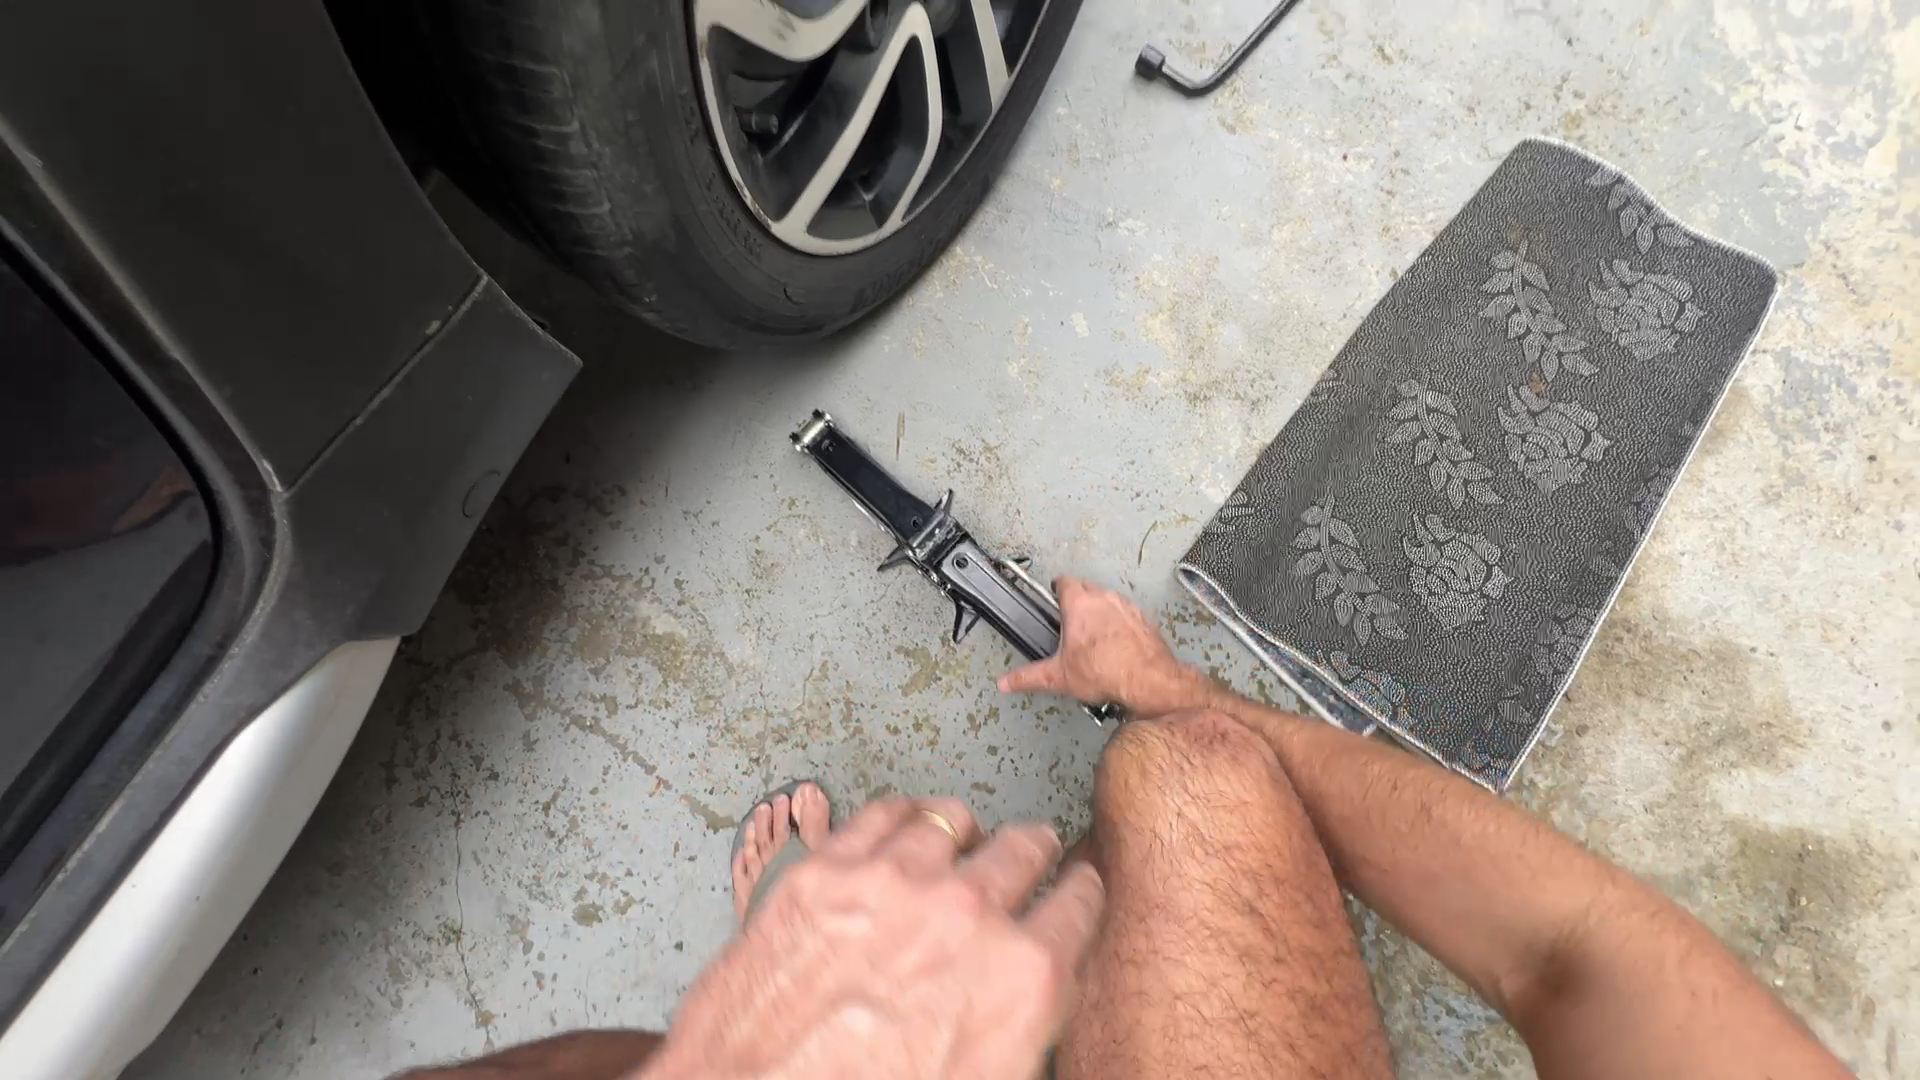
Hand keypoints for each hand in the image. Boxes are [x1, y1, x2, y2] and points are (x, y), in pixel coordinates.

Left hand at [644, 798, 1104, 1079]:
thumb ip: (1024, 1022)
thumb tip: (1032, 989)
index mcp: (1020, 979)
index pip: (1078, 905)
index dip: (1080, 892)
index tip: (1077, 885)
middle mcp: (966, 914)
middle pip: (1024, 849)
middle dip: (1033, 851)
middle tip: (1032, 849)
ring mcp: (893, 881)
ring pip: (954, 819)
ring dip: (967, 830)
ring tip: (966, 834)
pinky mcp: (827, 869)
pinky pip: (885, 812)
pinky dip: (906, 813)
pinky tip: (909, 820)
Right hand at [997, 577, 1202, 717]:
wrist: (1149, 681)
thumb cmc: (1108, 673)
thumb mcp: (1059, 677)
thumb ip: (1028, 677)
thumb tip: (1008, 682)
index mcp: (1079, 605)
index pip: (1063, 582)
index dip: (1056, 587)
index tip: (1053, 595)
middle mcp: (1103, 599)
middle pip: (1085, 587)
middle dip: (1076, 599)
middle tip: (1069, 618)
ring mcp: (1126, 607)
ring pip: (1107, 598)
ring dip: (1099, 609)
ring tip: (1092, 632)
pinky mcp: (1142, 619)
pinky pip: (1126, 613)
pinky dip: (1119, 622)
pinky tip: (1115, 642)